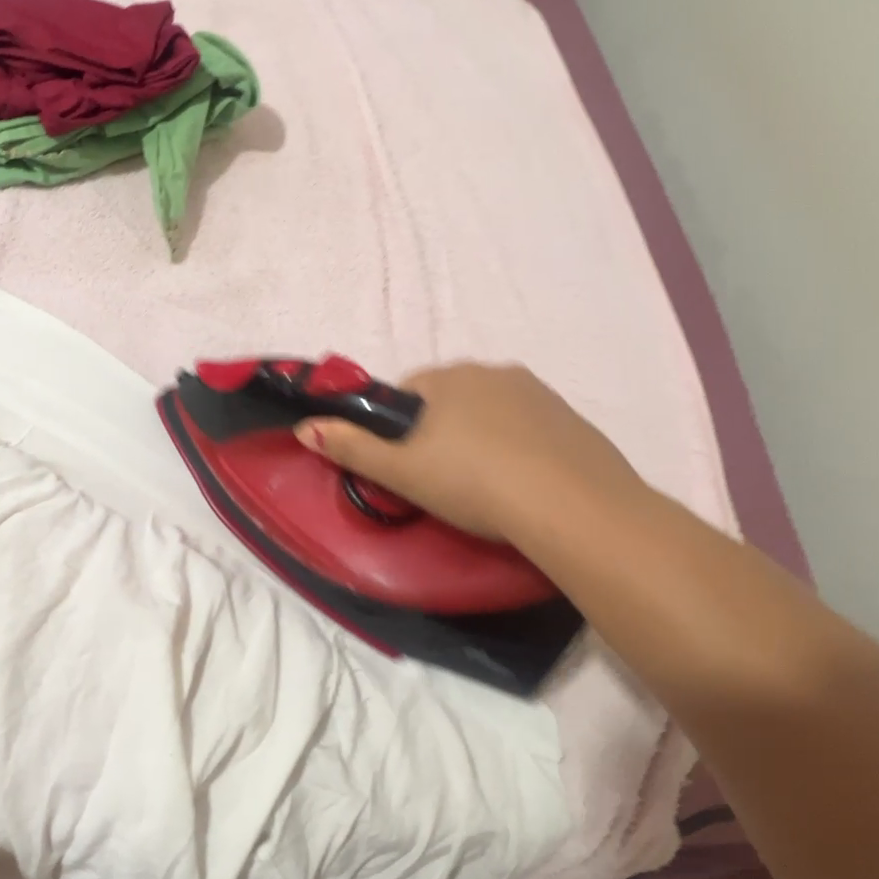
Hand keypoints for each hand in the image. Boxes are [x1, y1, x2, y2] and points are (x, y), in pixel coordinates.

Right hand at [294, 363, 644, 540]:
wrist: (573, 507)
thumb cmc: (473, 484)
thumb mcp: (401, 472)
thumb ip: (351, 448)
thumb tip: (305, 427)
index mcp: (447, 378)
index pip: (407, 394)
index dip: (399, 431)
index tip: (406, 467)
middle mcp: (493, 372)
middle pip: (449, 401)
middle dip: (440, 432)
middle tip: (441, 481)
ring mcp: (539, 392)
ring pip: (490, 413)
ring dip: (480, 438)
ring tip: (484, 488)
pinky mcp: (572, 418)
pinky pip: (528, 428)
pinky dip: (518, 449)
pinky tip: (521, 485)